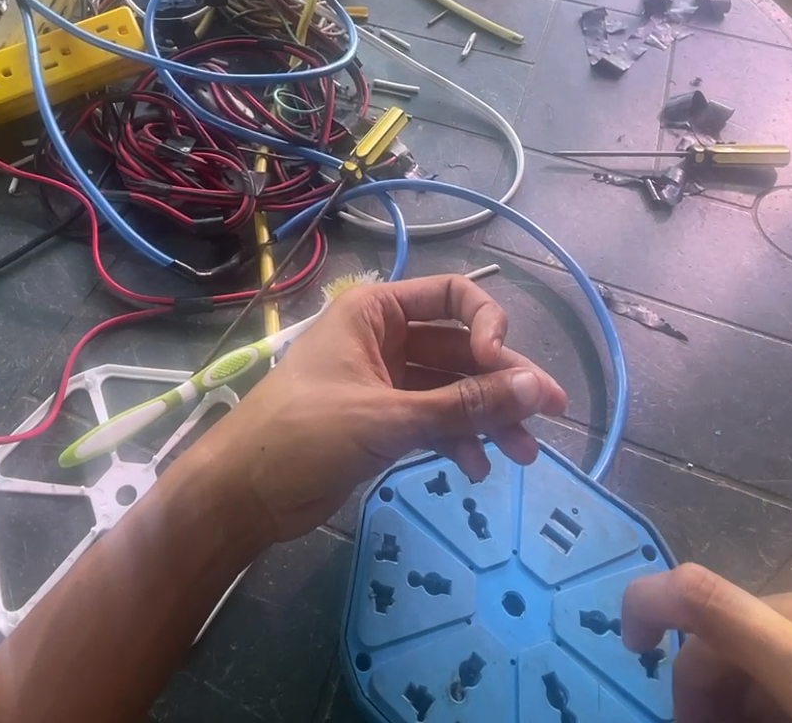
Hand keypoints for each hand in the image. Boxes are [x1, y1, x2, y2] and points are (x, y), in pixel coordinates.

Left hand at [173, 274, 568, 544]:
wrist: (242, 493)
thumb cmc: (304, 435)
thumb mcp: (387, 418)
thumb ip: (463, 406)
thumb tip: (538, 387)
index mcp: (376, 312)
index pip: (452, 296)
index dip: (488, 325)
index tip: (505, 367)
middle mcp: (384, 337)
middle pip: (459, 348)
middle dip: (501, 382)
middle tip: (549, 416)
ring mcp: (384, 380)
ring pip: (451, 388)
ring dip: (486, 417)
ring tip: (523, 456)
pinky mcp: (382, 420)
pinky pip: (433, 419)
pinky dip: (457, 440)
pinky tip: (475, 469)